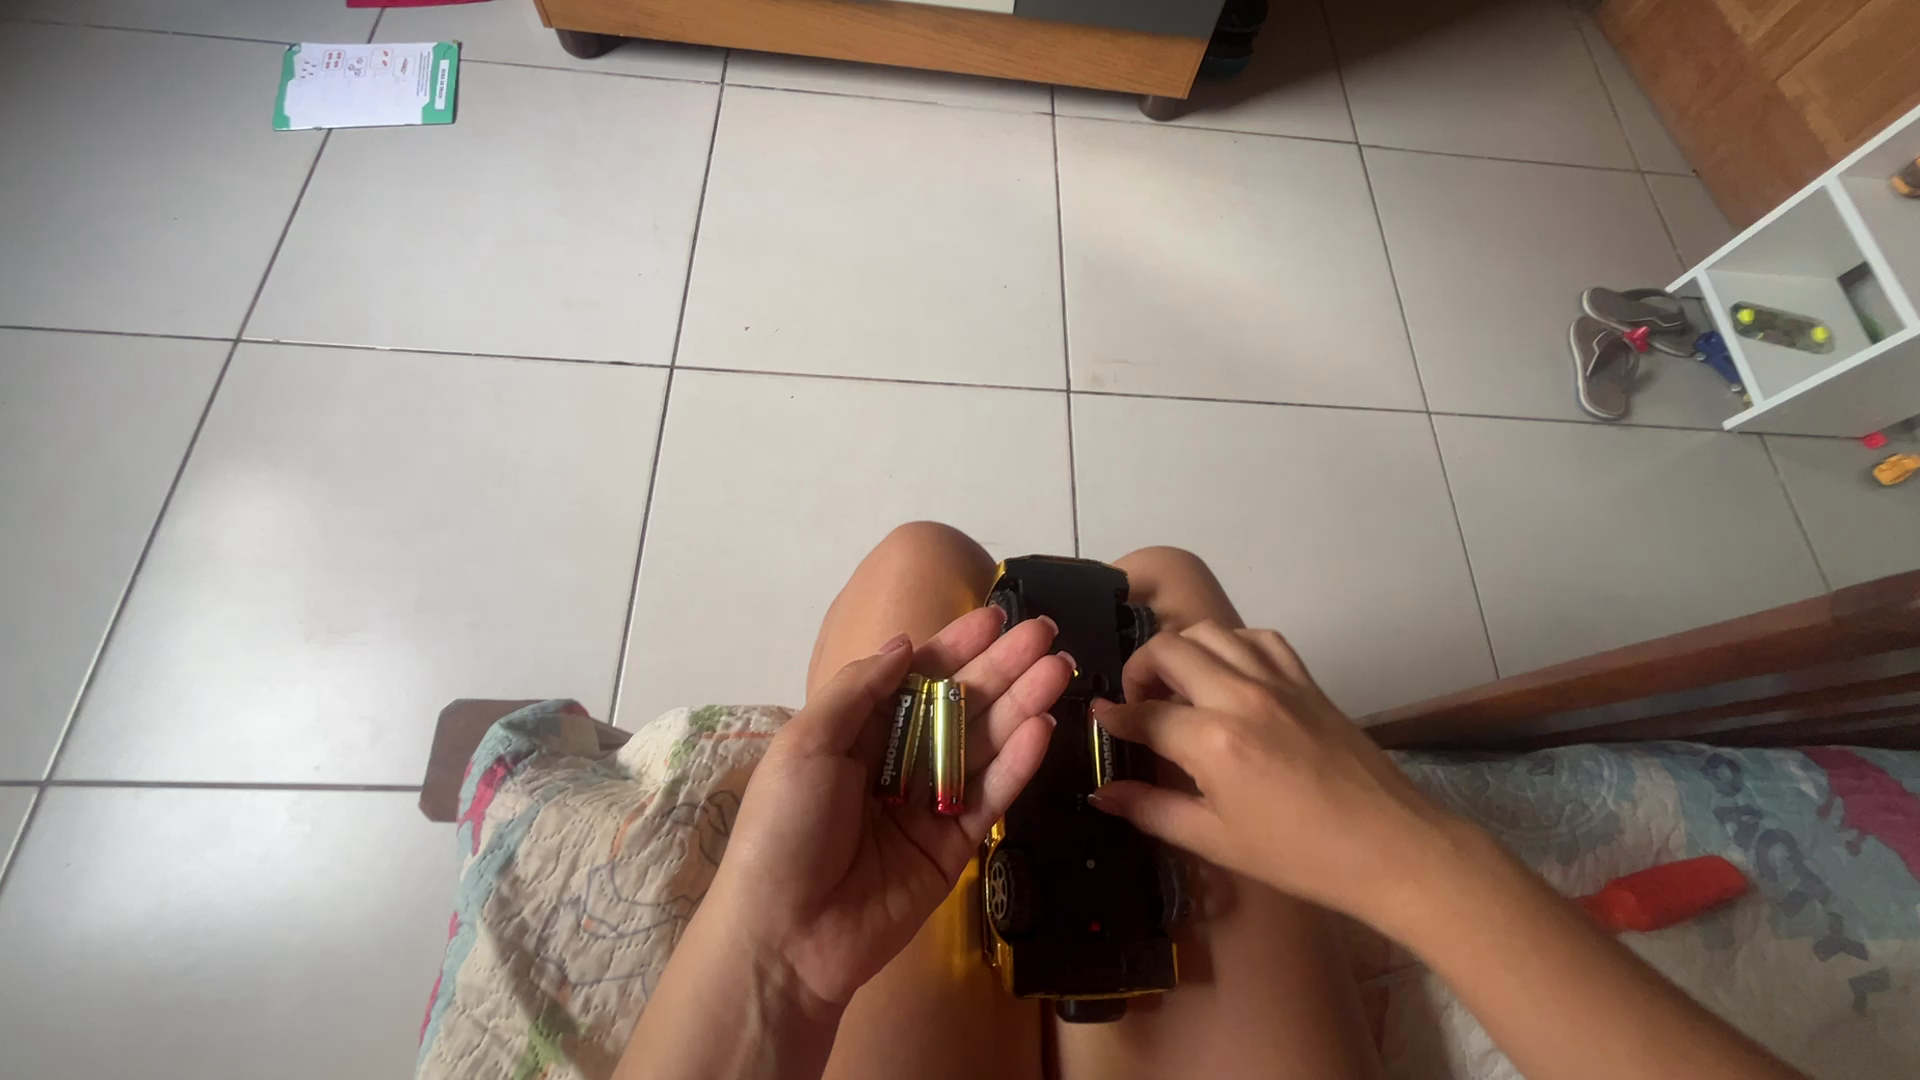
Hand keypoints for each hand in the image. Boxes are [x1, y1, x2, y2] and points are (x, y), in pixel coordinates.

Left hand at [708, 607, 1070, 1010]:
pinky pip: (990, 797)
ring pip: (985, 744)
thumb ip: (859, 689)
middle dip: (1002, 667)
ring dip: (1022, 704)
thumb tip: (904, 643)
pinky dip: (1018, 764)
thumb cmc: (785, 827)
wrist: (784, 937)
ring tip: (1059, 669)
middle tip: (1046, 634)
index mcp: (862, 731)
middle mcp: (901, 759)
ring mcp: (931, 802)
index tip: (996, 617)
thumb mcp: (807, 743)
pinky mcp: (956, 846)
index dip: (957, 645)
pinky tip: (1043, 727)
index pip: (919, 677)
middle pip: (961, 704)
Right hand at [1087, 620, 1466, 929]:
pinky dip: (1231, 643)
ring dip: (1181, 649)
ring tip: (1178, 682)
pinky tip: (1228, 672)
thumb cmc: (1300, 856)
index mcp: (1213, 742)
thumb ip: (1151, 810)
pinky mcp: (1305, 680)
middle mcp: (1239, 697)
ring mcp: (1276, 681)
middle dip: (1139, 670)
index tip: (1101, 718)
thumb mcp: (1216, 841)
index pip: (1144, 714)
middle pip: (1168, 651)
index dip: (1114, 716)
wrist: (1393, 849)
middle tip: (1139, 701)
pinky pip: (1258, 637)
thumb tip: (1101, 792)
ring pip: (1210, 631)